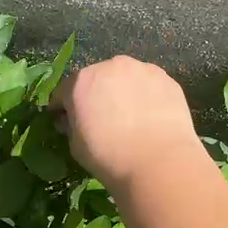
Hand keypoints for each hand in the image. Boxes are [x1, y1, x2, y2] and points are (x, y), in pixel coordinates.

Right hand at [50, 56, 202, 193]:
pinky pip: (146, 85)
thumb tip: (70, 119)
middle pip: (95, 79)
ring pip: (123, 79)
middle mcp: (110, 66)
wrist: (156, 160)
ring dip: (119, 92)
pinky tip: (145, 117)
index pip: (63, 91)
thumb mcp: (74, 144)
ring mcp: (142, 69)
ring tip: (124, 116)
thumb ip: (70, 125)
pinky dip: (142, 96)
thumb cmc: (106, 155)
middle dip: (92, 95)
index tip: (62, 120)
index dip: (61, 107)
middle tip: (96, 118)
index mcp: (81, 82)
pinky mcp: (166, 78)